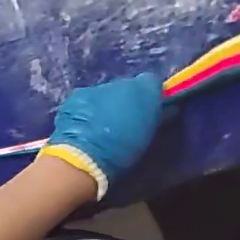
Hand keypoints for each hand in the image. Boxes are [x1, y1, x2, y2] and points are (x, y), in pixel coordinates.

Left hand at [36, 72, 163, 199]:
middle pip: (126, 87)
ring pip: (104, 93)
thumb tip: (165, 107)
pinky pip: (85, 100)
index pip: (151, 83)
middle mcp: (118, 83)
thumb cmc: (123, 151)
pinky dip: (87, 109)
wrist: (82, 156)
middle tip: (124, 120)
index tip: (148, 111)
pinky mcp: (73, 98)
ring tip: (101, 125)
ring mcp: (93, 88)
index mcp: (143, 90)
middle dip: (126, 100)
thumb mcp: (149, 134)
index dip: (150, 96)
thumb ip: (156, 115)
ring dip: (105, 104)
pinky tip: (84, 125)